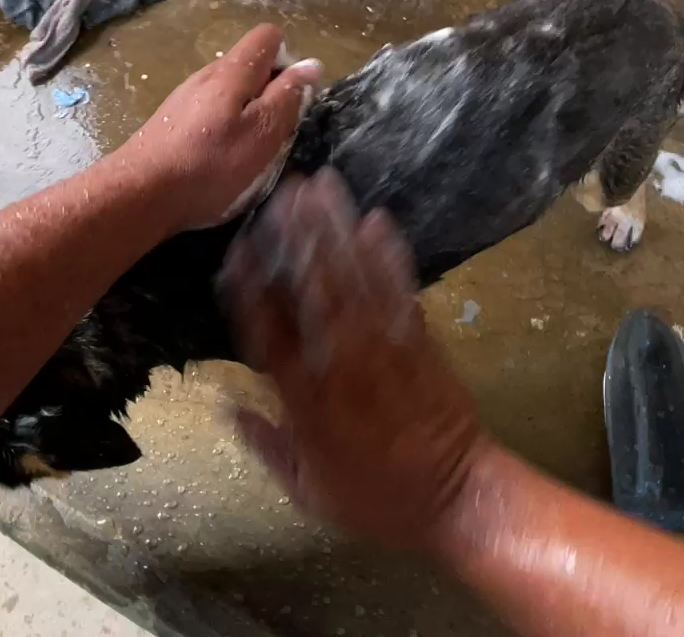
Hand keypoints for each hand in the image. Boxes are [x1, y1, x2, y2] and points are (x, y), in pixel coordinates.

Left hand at [110, 24, 320, 231]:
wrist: (139, 193)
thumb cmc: (208, 166)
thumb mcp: (262, 134)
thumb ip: (287, 97)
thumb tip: (312, 64)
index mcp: (232, 71)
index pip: (269, 37)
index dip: (289, 61)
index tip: (291, 98)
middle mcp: (206, 74)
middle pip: (249, 64)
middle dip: (270, 93)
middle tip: (273, 133)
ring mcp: (185, 96)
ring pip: (231, 90)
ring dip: (248, 113)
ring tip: (247, 151)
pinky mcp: (172, 120)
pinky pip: (211, 110)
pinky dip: (224, 127)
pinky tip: (218, 159)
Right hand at [220, 169, 490, 551]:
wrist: (458, 498)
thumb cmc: (375, 497)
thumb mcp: (306, 489)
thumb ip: (265, 443)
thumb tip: (225, 402)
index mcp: (309, 398)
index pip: (270, 331)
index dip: (251, 287)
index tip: (238, 248)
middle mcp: (344, 361)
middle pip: (315, 288)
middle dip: (297, 235)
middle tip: (282, 191)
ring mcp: (386, 344)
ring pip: (355, 277)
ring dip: (337, 228)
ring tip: (321, 185)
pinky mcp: (420, 337)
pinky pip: (400, 289)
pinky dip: (388, 253)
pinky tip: (375, 218)